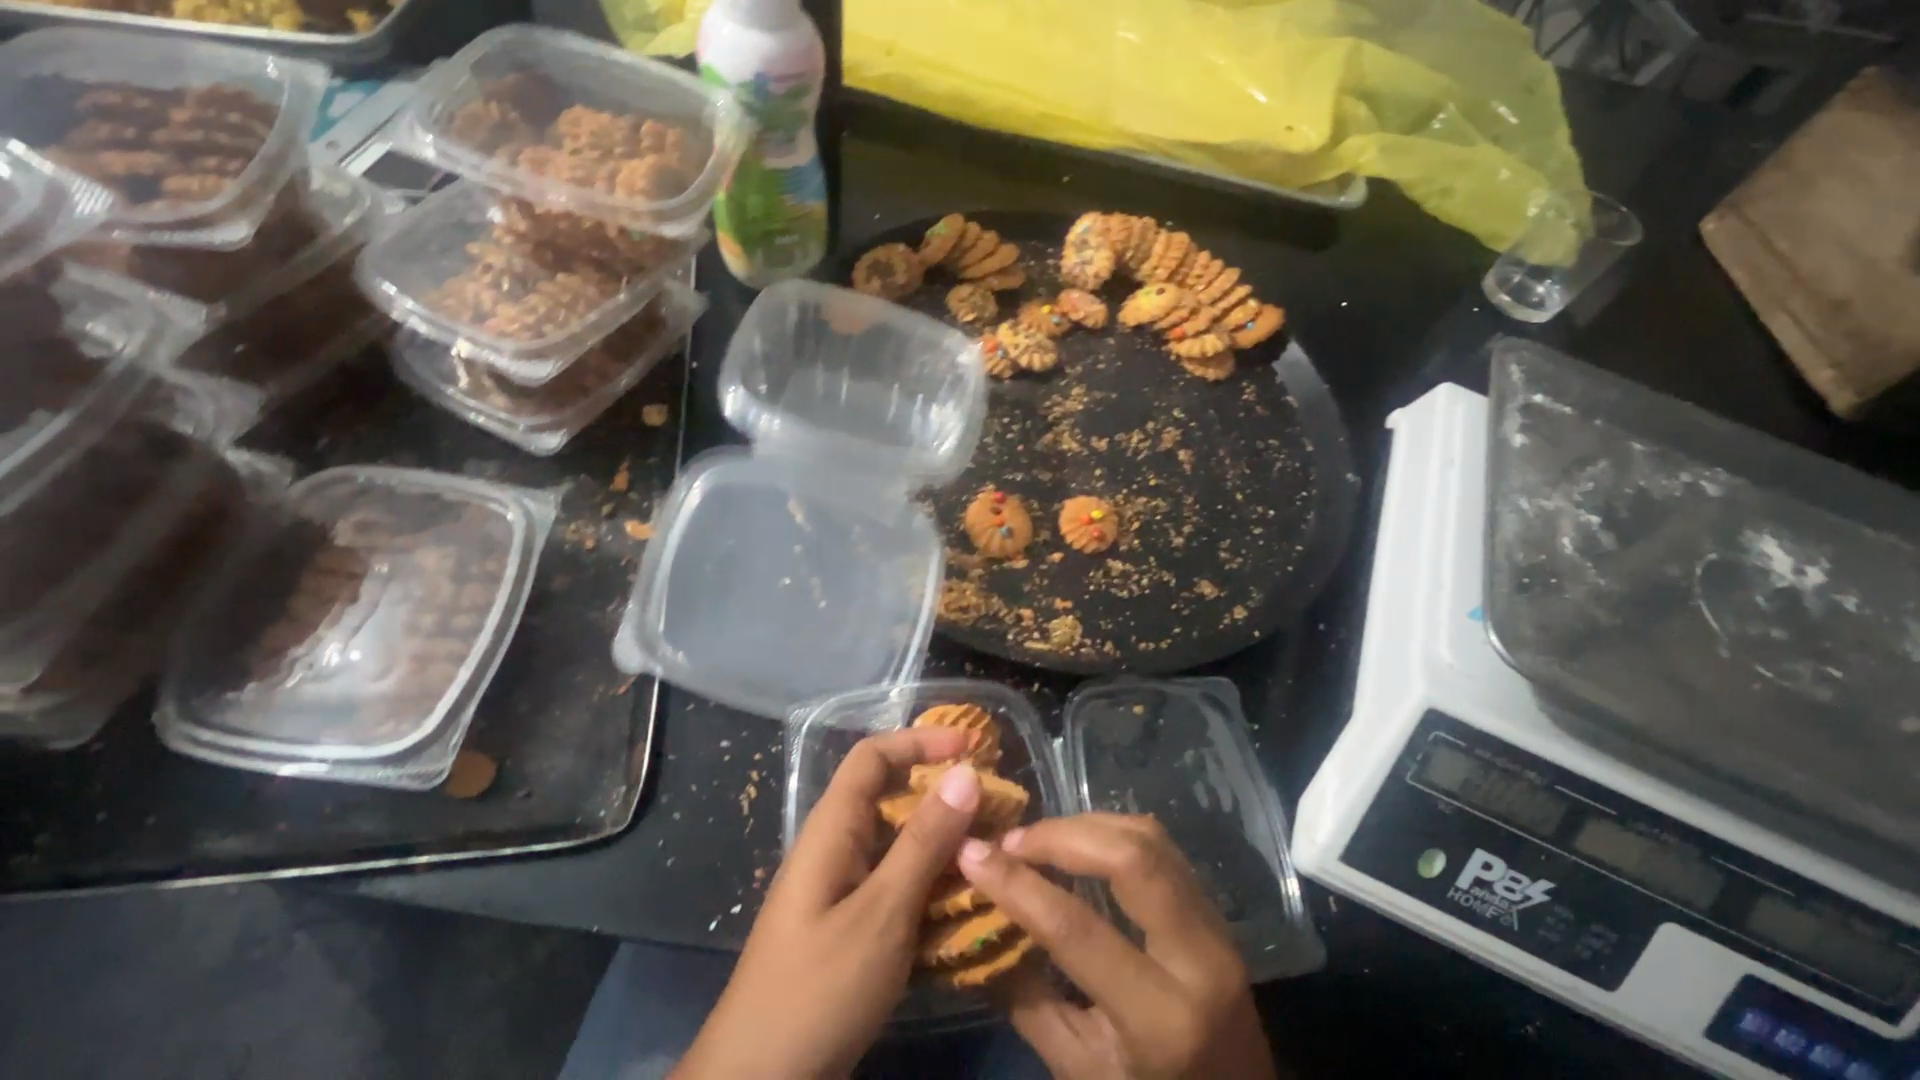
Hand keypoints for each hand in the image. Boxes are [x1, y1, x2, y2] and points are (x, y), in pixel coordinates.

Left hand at [676, 726, 981, 1079]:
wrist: (759, 1078)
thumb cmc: (818, 988)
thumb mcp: (881, 914)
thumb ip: (923, 844)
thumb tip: (965, 773)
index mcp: (832, 832)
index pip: (872, 758)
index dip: (920, 742)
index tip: (975, 749)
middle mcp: (836, 851)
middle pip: (891, 800)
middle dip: (945, 797)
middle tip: (1002, 810)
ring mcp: (842, 892)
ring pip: (900, 848)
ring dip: (947, 846)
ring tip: (1000, 856)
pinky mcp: (852, 929)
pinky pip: (899, 889)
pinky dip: (936, 888)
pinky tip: (974, 906)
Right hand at [957, 814, 1277, 1079]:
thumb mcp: (1078, 1067)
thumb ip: (1027, 998)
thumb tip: (978, 923)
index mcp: (1161, 1018)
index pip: (1077, 929)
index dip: (1017, 884)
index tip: (971, 853)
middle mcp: (1200, 960)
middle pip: (1134, 859)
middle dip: (1062, 836)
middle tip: (1010, 841)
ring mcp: (1218, 929)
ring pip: (1152, 841)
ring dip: (1087, 826)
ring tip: (1037, 838)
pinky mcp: (1218, 912)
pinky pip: (1165, 850)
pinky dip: (1113, 833)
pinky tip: (1078, 841)